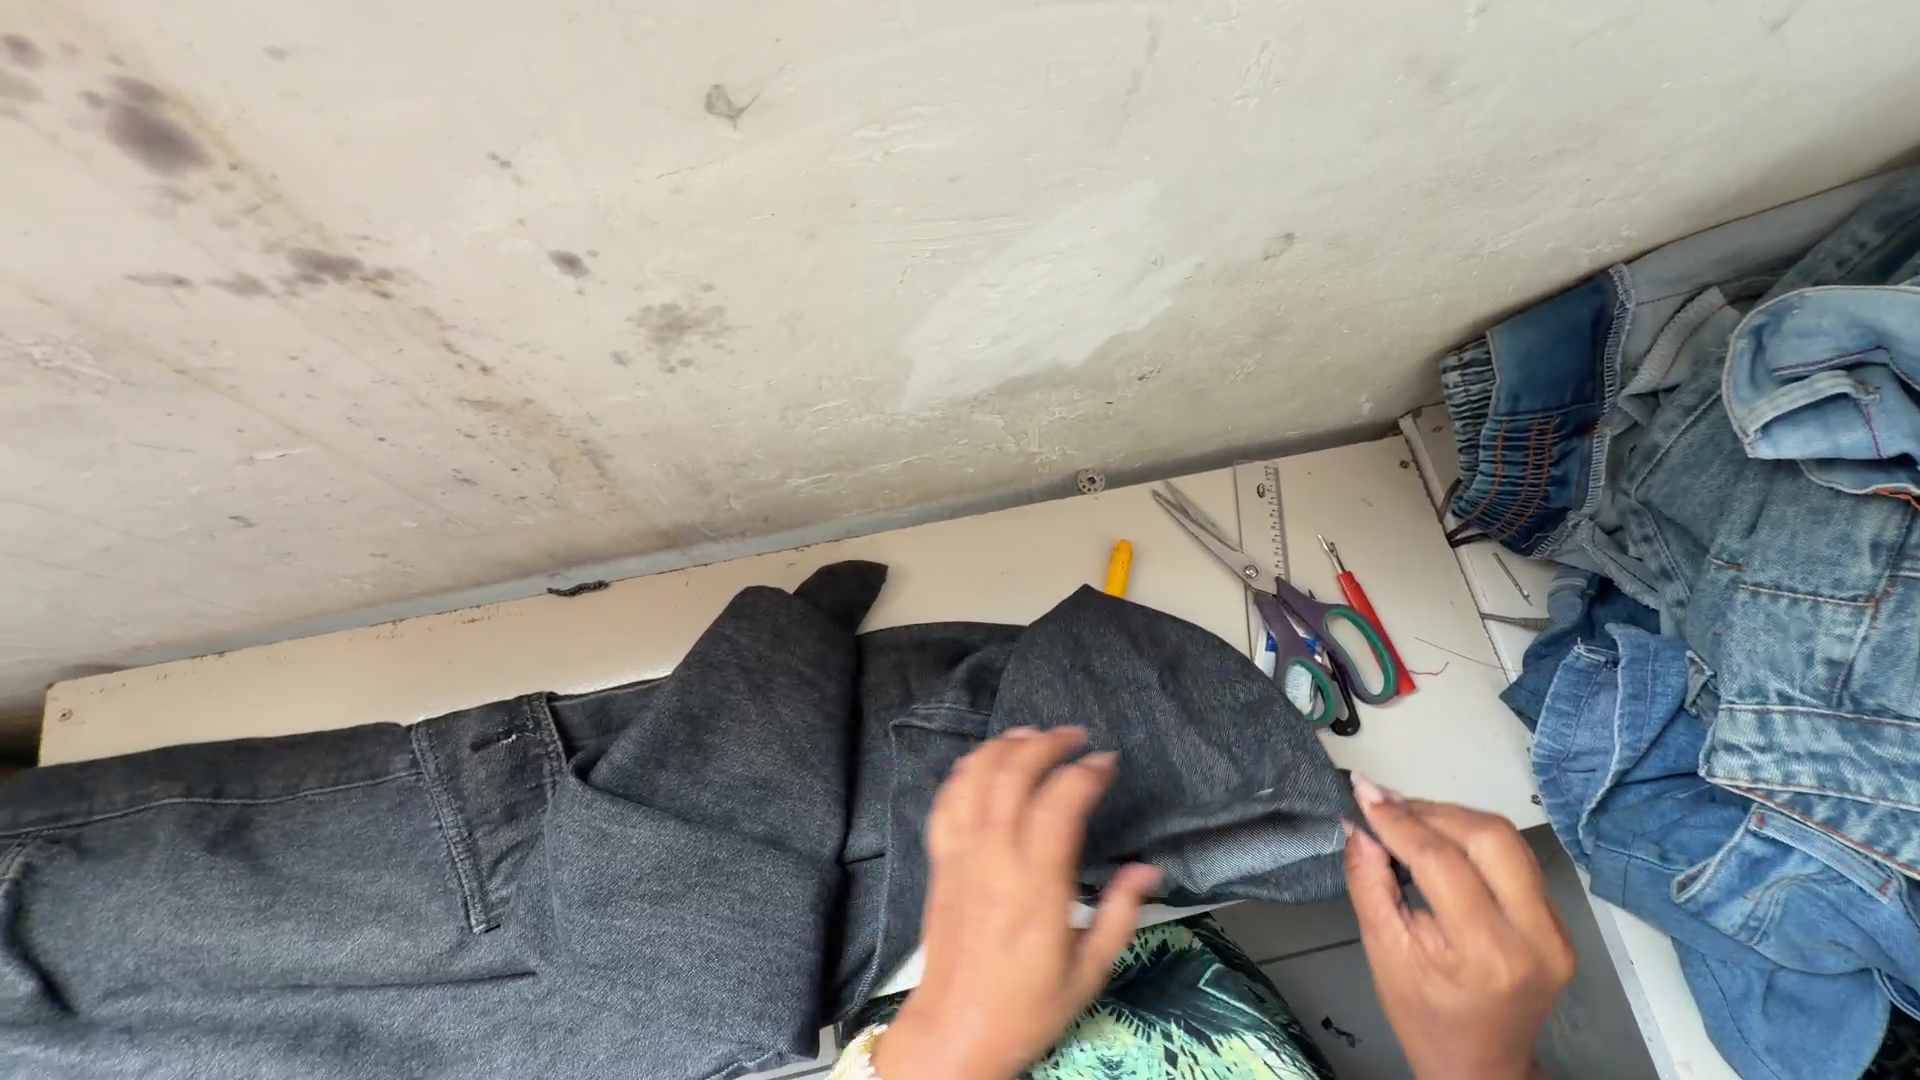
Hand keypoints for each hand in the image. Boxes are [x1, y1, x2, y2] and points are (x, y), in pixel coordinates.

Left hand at [873, 727, 1160, 1079]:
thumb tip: (1148, 869)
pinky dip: (964, 772)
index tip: (1107, 761)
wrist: (955, 1030)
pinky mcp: (940, 860)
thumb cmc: (1027, 1005)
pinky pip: (946, 802)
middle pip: (1014, 774)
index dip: (1087, 772)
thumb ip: (1120, 915)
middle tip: (1074, 737)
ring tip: (1031, 735)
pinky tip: (981, 761)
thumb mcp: (1089, 972)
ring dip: (1004, 747)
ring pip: (976, 778)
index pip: (1061, 803)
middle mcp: (995, 857)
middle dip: (1047, 744)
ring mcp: (962, 854)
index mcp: (1037, 884)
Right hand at [1345, 778, 1574, 1079]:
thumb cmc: (1422, 1013)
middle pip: (1489, 837)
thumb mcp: (1380, 947)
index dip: (1398, 821)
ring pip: (1506, 839)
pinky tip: (1438, 839)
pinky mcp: (1558, 922)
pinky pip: (1516, 858)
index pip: (1441, 860)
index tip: (1363, 792)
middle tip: (1385, 807)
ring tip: (1406, 819)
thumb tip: (1359, 823)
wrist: (1479, 1064)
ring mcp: (1556, 929)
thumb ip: (1367, 879)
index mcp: (1486, 952)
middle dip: (1429, 811)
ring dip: (1451, 818)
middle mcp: (1535, 936)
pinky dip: (1471, 836)